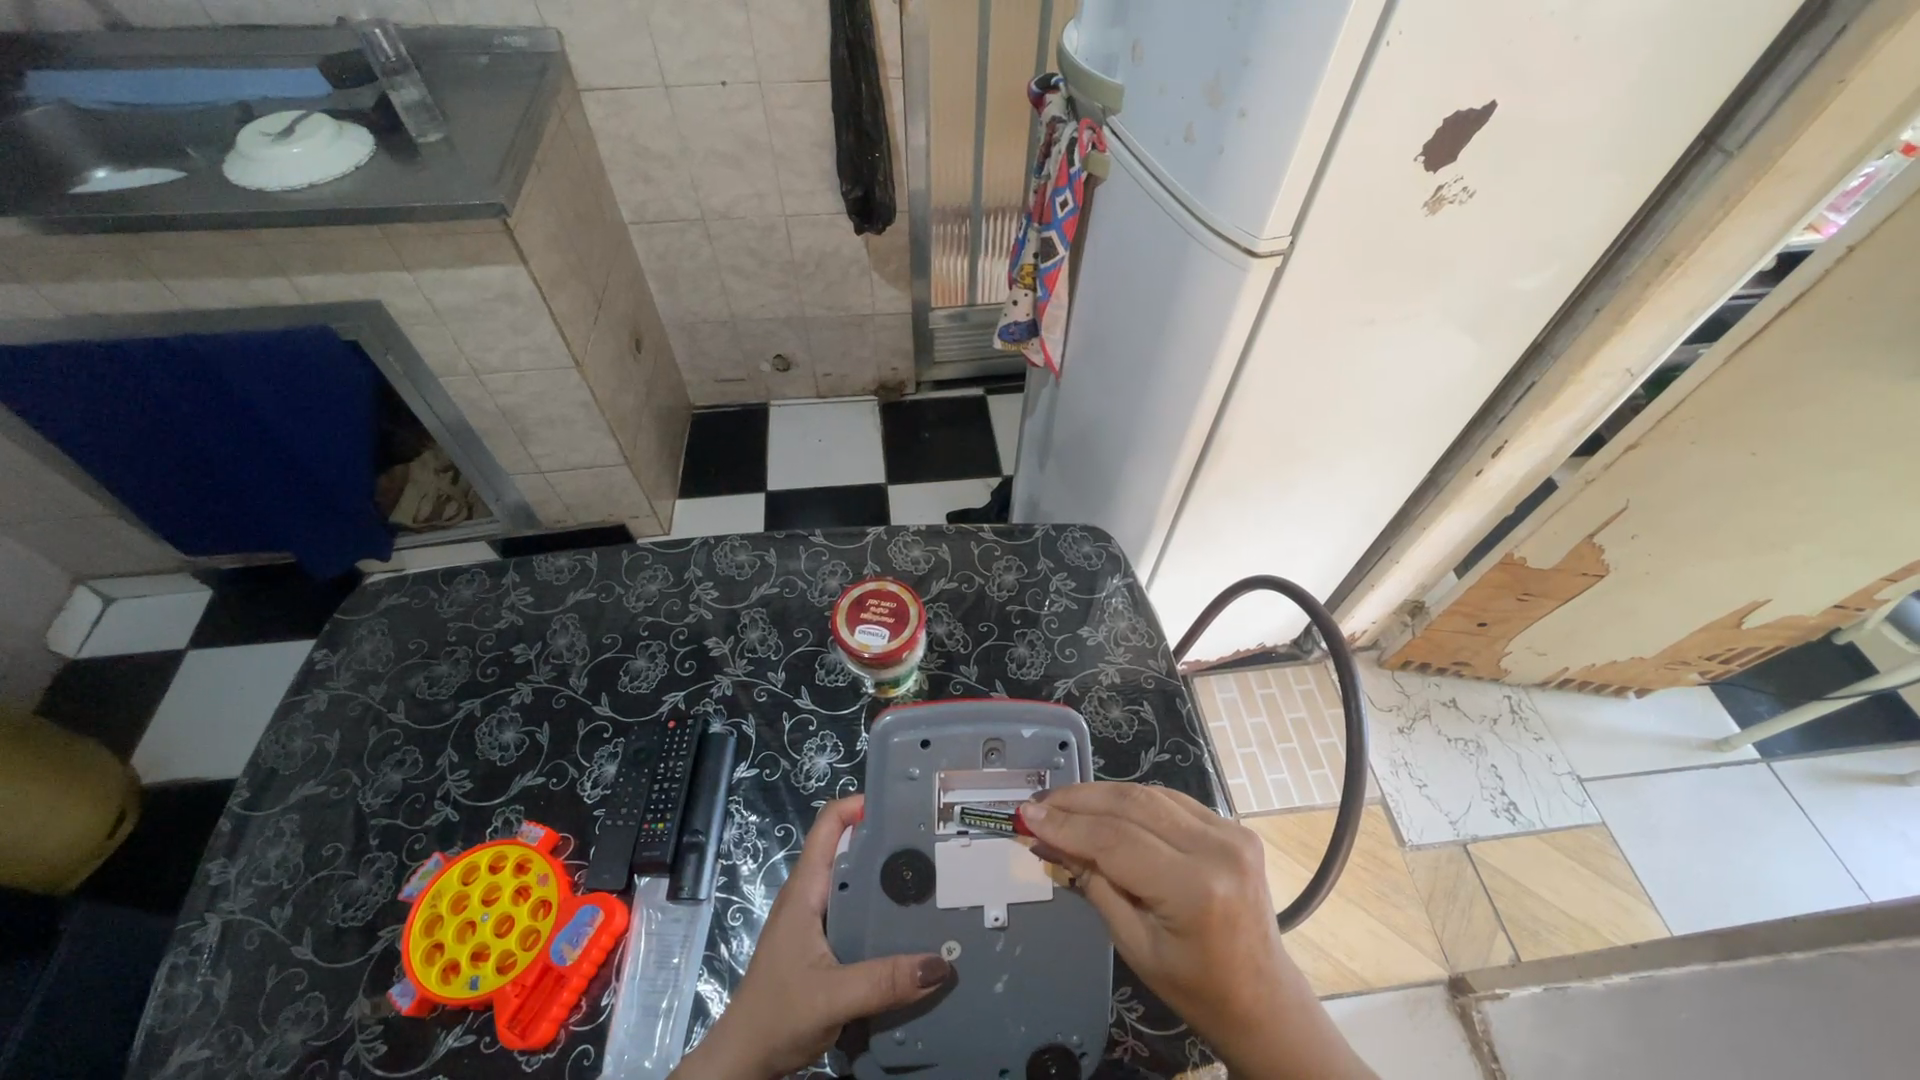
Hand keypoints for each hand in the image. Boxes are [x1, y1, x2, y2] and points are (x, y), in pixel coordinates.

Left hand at [670, 796, 952, 1079]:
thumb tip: (941, 963)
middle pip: (850, 852)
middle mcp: (812, 898)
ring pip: (857, 887)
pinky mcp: (826, 949)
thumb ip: (884, 980)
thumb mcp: (833, 997)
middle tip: (935, 845)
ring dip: (890, 881)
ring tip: (935, 881)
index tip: (903, 805)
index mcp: (805, 892)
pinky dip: (886, 914)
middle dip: (888, 842)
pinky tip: (914, 929)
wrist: (745, 1062)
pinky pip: (861, 917)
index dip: (860, 804)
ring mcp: (817, 924)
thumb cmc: (777, 1016)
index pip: (829, 826)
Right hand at [1019, 783, 1372, 1079]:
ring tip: (1062, 803)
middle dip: (1078, 801)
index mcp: (1194, 888)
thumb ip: (1094, 884)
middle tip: (1038, 805)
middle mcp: (1217, 848)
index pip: (1115, 840)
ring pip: (1149, 795)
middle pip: (1132, 806)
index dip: (1066, 824)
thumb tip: (1050, 841)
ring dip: (1101, 796)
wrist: (1263, 998)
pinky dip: (1132, 801)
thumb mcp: (1133, 944)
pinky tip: (1104, 807)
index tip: (1026, 815)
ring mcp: (1231, 832)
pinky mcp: (1234, 827)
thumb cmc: (1195, 986)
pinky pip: (1171, 801)